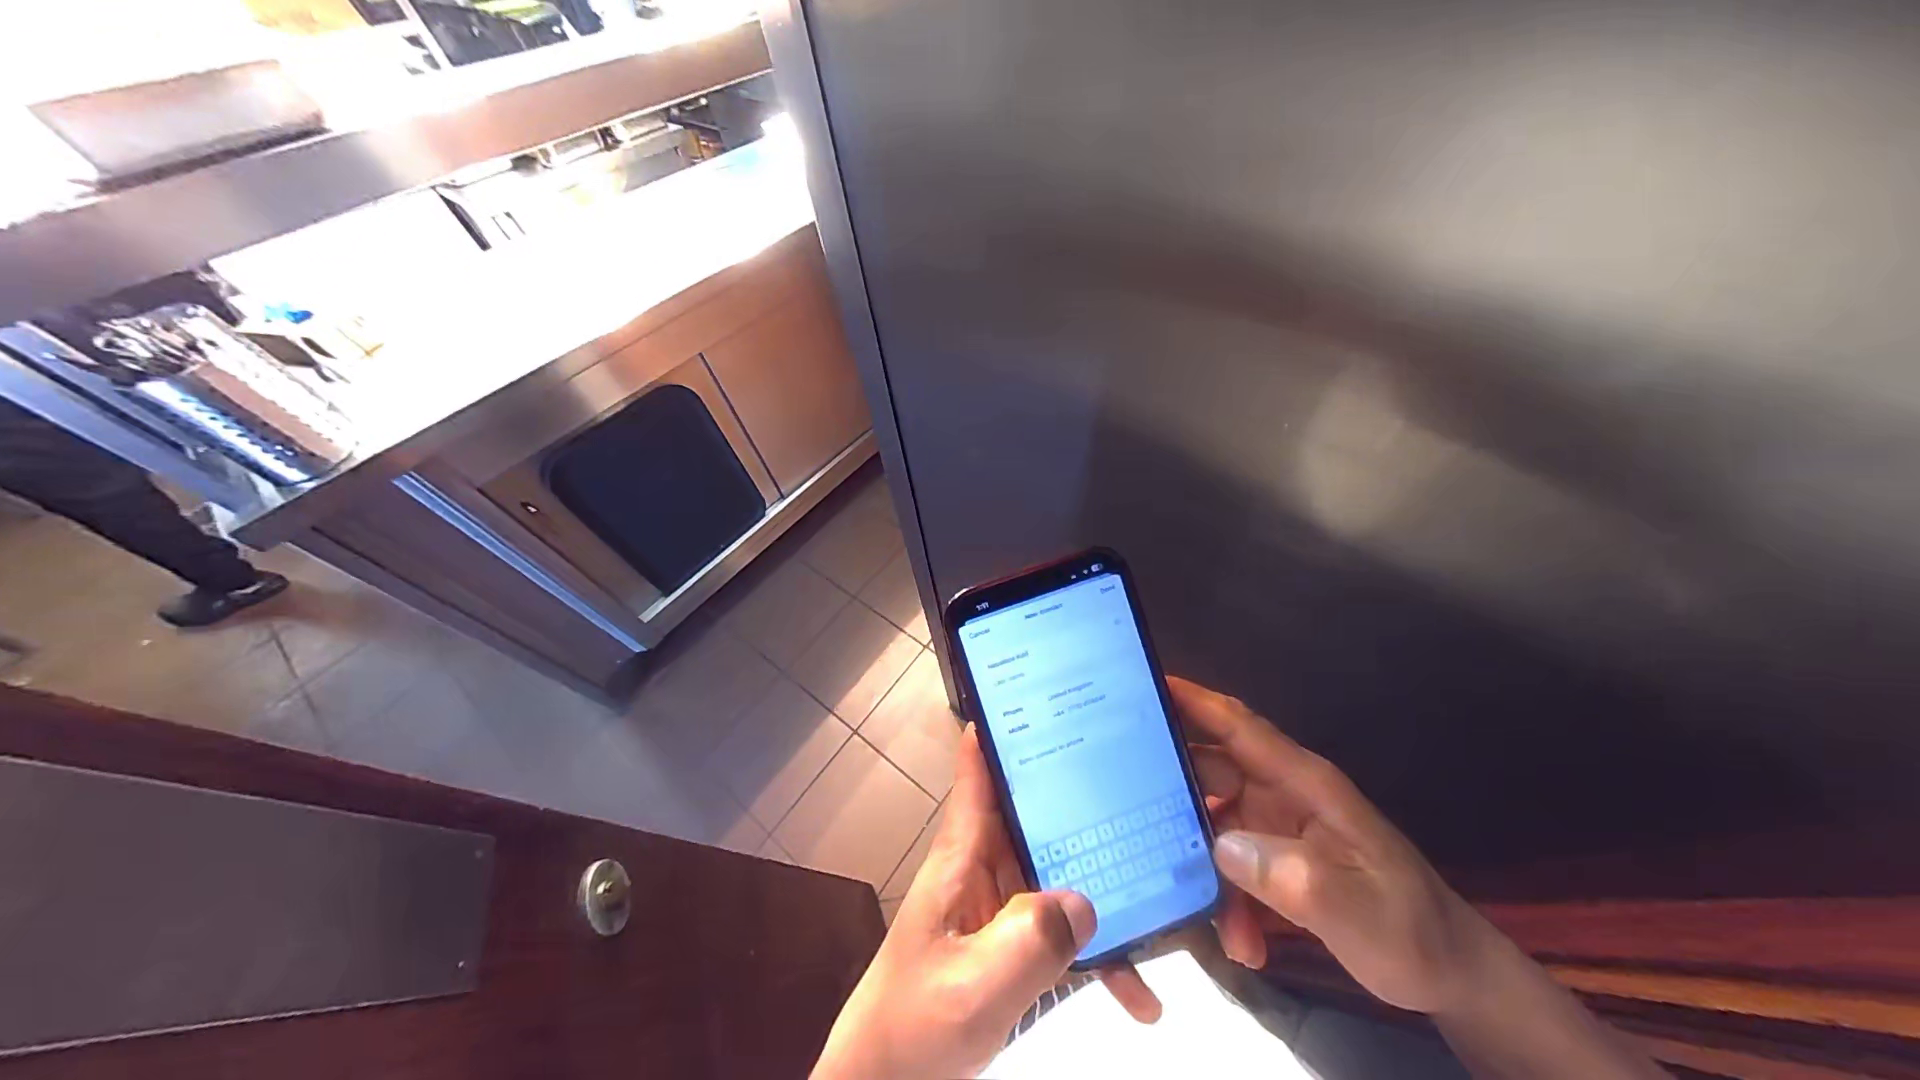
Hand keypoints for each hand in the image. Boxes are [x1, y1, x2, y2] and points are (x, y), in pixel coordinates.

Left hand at [812, 725, 1154, 1079]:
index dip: (1003, 731)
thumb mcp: (973, 987)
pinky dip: (1099, 955)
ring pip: (1060, 871)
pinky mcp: (1013, 943)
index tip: (1047, 700)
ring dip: (1106, 882)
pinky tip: (1141, 989)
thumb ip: (1028, 943)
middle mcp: (985, 867)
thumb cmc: (916, 1024)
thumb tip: (1085, 902)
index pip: (979, 773)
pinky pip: (1064, 932)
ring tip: (1165, 885)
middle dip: (1084, 800)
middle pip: (1037, 814)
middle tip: (1146, 785)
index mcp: (963, 856)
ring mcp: (1002, 906)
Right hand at [1170, 676, 1496, 1014]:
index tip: (1144, 680)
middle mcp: (1282, 793)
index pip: (1239, 727)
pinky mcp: (1272, 857)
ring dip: (1204, 868)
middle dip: (1172, 791)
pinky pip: (1228, 862)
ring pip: (1212, 824)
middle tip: (1126, 806)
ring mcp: (1275, 825)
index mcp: (1304, 783)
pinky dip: (1226, 898)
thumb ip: (1289, 876)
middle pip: (1210, 770)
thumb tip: (1220, 846)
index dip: (1192, 700)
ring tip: (1218, 923)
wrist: (1451, 975)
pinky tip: (1244, 942)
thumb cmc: (1411, 930)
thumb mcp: (1355, 910)